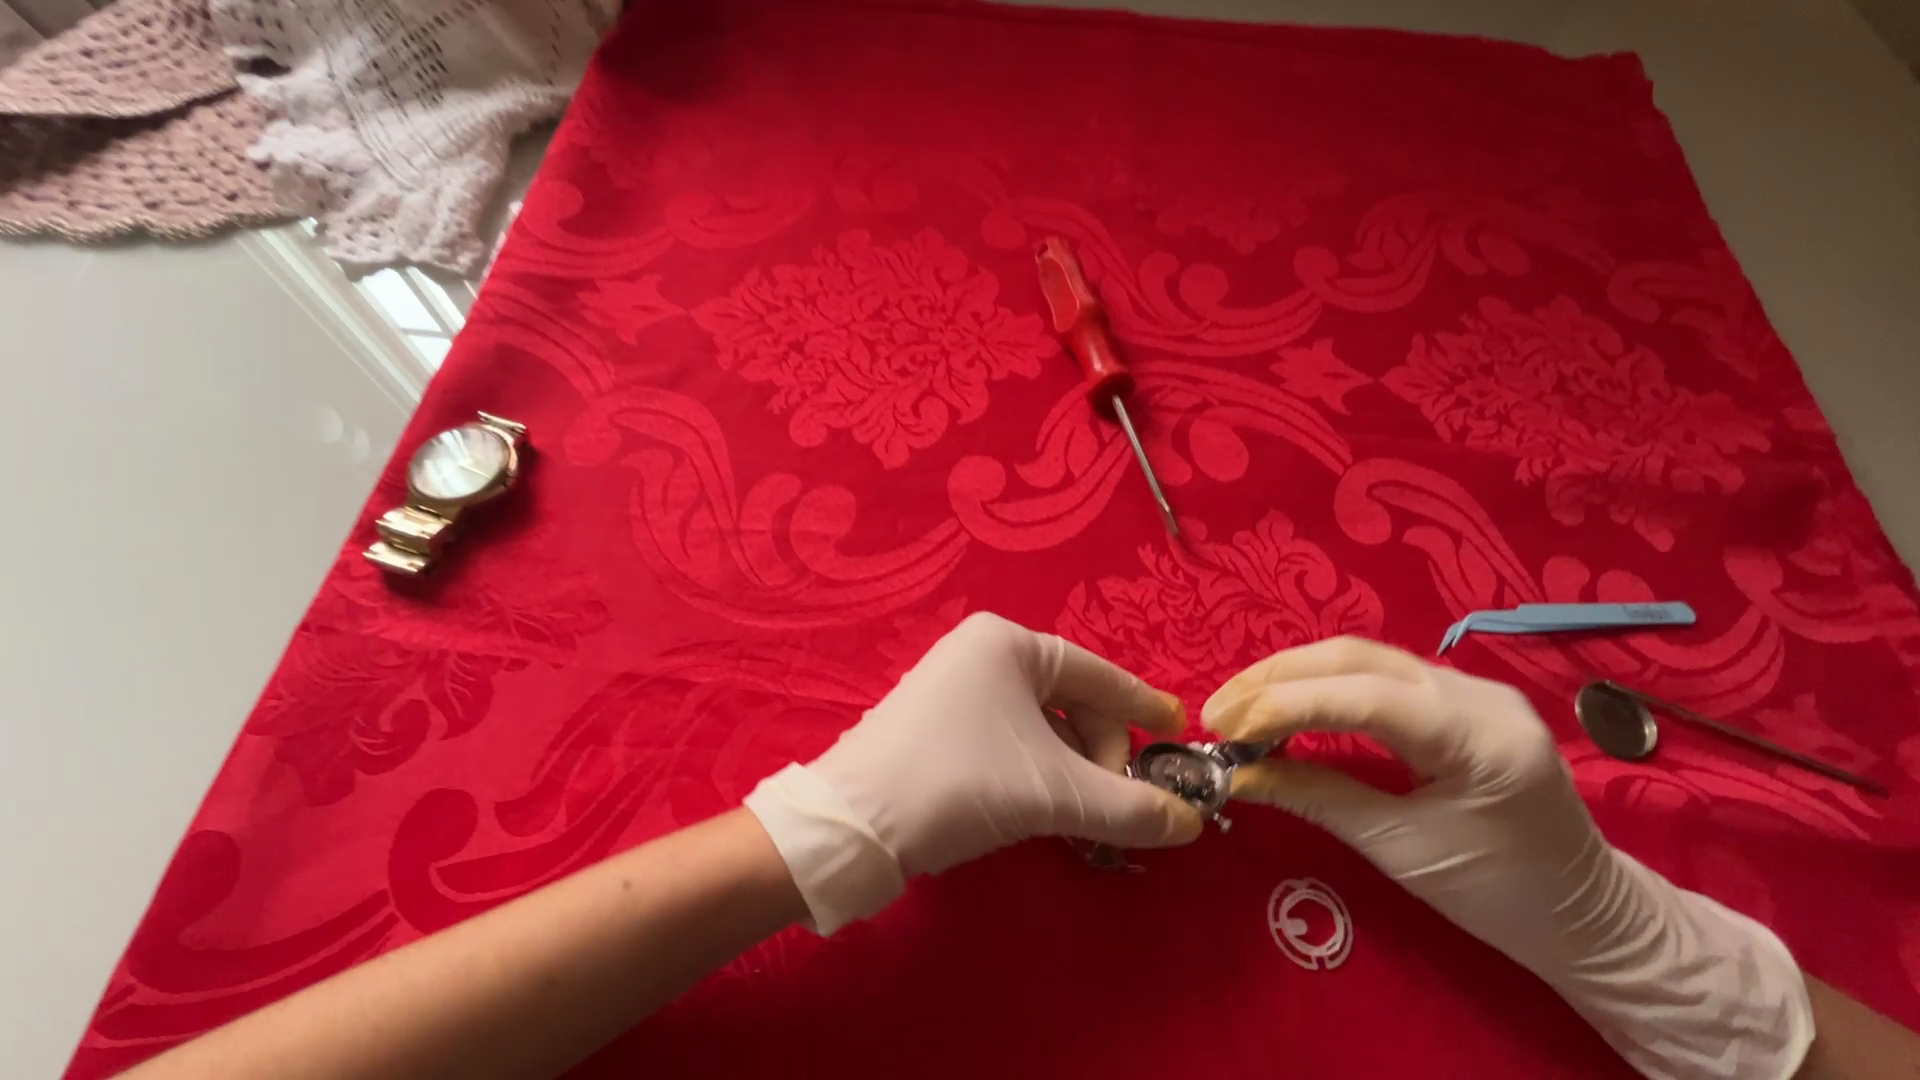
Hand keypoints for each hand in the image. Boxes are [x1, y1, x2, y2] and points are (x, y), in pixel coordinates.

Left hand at [747, 612, 1201, 933]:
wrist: (853, 825)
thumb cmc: (961, 783)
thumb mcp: (1054, 793)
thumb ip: (1128, 807)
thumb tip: (1187, 824)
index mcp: (1008, 644)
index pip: (1096, 674)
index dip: (1142, 705)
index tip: (1178, 730)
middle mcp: (979, 653)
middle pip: (1069, 701)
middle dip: (1100, 753)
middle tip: (1114, 803)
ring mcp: (952, 688)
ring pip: (1038, 726)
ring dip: (1071, 769)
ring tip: (1080, 814)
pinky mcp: (934, 725)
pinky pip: (1007, 739)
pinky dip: (1036, 771)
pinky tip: (1041, 805)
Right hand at [1203, 637, 1812, 1079]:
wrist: (1589, 917)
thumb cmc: (1500, 896)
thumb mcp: (1399, 850)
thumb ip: (1314, 796)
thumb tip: (1236, 773)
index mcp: (1479, 737)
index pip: (1362, 696)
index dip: (1284, 705)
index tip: (1224, 729)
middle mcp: (1478, 693)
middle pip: (1355, 657)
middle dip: (1275, 678)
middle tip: (1217, 712)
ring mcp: (1472, 687)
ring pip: (1361, 656)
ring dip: (1292, 676)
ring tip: (1239, 707)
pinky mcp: (1460, 697)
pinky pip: (1377, 674)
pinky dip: (1321, 685)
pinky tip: (1287, 705)